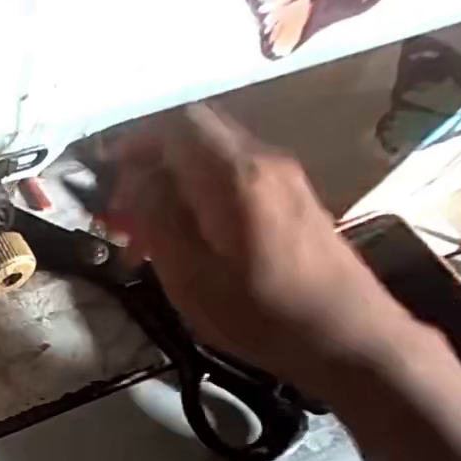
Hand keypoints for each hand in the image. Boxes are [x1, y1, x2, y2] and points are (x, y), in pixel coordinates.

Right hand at [110, 105, 428, 395]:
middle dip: (152, 163)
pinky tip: (189, 241)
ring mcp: (284, 178)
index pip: (177, 122)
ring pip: (213, 158)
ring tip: (150, 236)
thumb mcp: (192, 278)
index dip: (136, 139)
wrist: (350, 338)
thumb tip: (135, 179)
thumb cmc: (263, 316)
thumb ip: (158, 219)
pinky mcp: (294, 200)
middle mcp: (264, 161)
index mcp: (235, 176)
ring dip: (174, 184)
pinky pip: (235, 179)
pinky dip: (201, 196)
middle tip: (125, 209)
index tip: (109, 174)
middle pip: (196, 134)